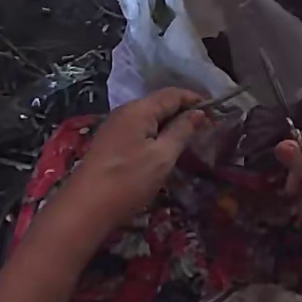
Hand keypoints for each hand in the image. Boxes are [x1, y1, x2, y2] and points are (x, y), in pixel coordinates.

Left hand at [45, 88, 205, 248]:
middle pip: (160, 103)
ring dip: (169, 124)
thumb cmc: (128, 180)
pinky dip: (155, 134)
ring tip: (189, 139)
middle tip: (206, 127)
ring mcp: (115, 126)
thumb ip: (181, 131)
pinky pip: (138, 129)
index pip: (173, 94)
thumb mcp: (162, 157)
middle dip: (183, 111)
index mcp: (139, 109)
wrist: (86, 208)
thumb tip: (198, 112)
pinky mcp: (110, 142)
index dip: (195, 99)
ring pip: (149, 117)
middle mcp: (125, 111)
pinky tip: (164, 149)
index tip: (216, 111)